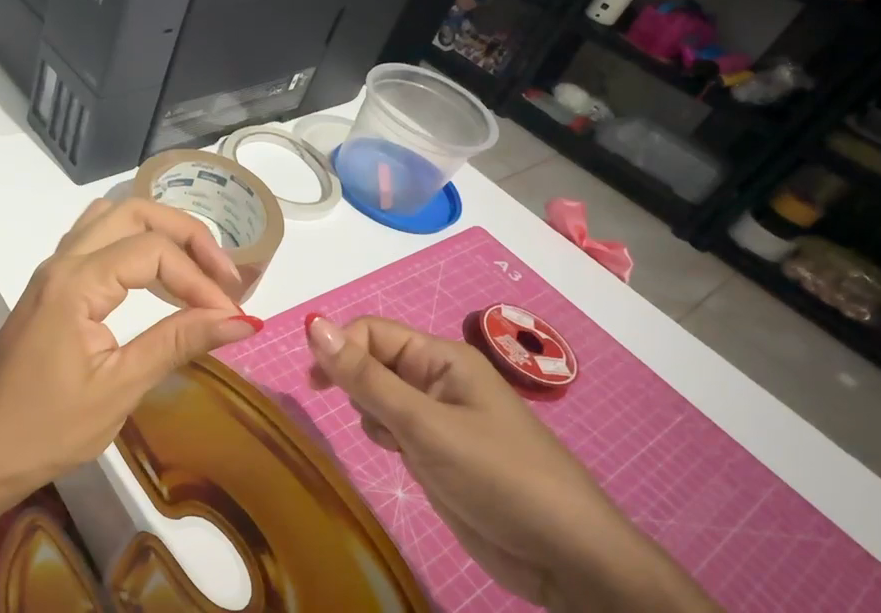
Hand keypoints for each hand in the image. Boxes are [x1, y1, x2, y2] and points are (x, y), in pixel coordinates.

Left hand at [0, 198, 262, 497]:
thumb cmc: (47, 428)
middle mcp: (62, 261)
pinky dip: (133, 245)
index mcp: (76, 282)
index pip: (153, 251)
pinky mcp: (51, 287)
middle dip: (185, 235)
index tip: (232, 317)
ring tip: (197, 271)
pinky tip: (155, 279)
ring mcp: (53, 271)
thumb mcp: (119, 388)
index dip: (200, 279)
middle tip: (224, 276)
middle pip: (133, 213)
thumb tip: (240, 320)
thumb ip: (177, 342)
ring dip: (159, 233)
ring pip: (111, 218)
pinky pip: (96, 240)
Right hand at [308, 315, 716, 611]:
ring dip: (371, 415)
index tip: (315, 384)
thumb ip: (366, 378)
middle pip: (373, 361)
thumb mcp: (425, 425)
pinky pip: (394, 428)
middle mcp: (439, 380)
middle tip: (370, 422)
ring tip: (394, 446)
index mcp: (443, 358)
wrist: (567, 556)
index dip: (340, 348)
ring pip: (379, 397)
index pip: (372, 331)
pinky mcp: (439, 453)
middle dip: (357, 386)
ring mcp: (440, 418)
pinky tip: (400, 460)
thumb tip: (313, 323)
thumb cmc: (499, 477)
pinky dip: (386, 438)